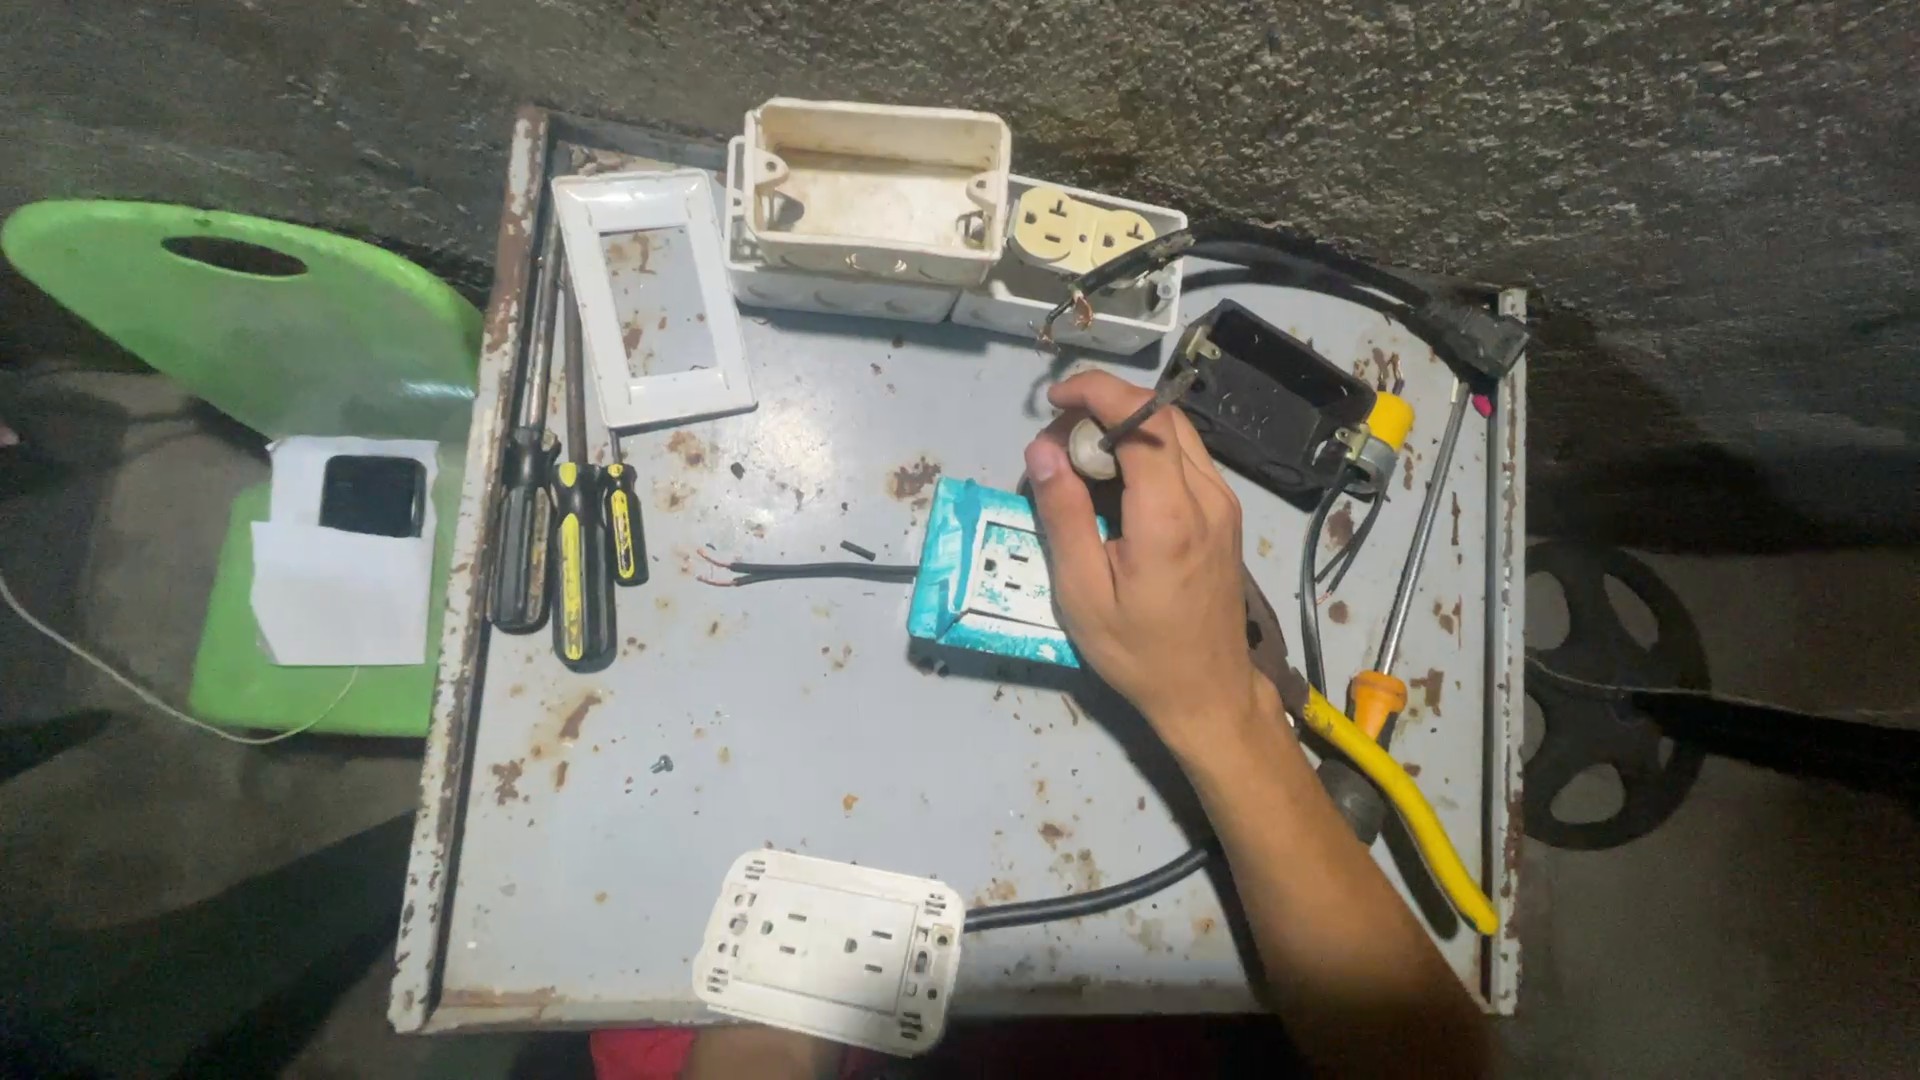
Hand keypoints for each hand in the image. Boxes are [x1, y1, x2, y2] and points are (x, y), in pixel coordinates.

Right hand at [1024, 372, 1278, 758]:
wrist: (1207, 692)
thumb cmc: (1138, 651)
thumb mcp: (1082, 593)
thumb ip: (1063, 515)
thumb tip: (1042, 450)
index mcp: (1170, 515)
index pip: (1142, 419)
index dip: (1097, 392)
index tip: (1056, 400)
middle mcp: (1207, 496)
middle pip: (1162, 415)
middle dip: (1106, 407)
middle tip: (1060, 441)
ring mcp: (1223, 504)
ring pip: (1177, 433)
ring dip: (1126, 427)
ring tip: (1081, 459)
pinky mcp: (1225, 515)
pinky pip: (1185, 459)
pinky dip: (1146, 449)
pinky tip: (1116, 482)